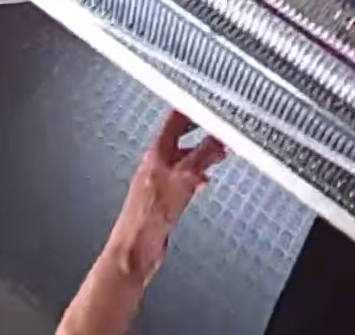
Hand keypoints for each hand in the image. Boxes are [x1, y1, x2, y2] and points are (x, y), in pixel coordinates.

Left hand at [108, 111, 227, 283]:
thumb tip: (220, 137)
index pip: (175, 119)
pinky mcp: (164, 199)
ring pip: (185, 157)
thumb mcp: (185, 177)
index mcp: (156, 153)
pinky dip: (197, 174)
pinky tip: (204, 180)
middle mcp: (156, 164)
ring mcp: (159, 181)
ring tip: (218, 152)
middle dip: (201, 130)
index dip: (192, 108)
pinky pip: (184, 178)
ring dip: (202, 153)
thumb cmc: (148, 217)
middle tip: (218, 125)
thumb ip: (205, 154)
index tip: (208, 102)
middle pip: (181, 137)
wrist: (134, 253)